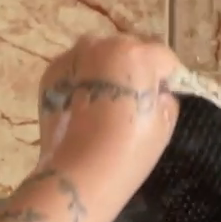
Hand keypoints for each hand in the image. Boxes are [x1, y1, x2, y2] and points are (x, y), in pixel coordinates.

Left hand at [36, 35, 180, 186]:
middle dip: (136, 71)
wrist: (77, 176)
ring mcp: (72, 58)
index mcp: (135, 55)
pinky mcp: (51, 73)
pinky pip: (78, 69)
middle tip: (133, 104)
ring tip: (107, 105)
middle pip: (130, 50)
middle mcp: (102, 45)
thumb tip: (156, 90)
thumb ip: (166, 97)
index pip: (163, 58)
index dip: (168, 79)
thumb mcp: (164, 126)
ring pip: (101, 55)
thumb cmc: (127, 153)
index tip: (164, 99)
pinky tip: (86, 108)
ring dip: (108, 71)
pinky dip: (84, 81)